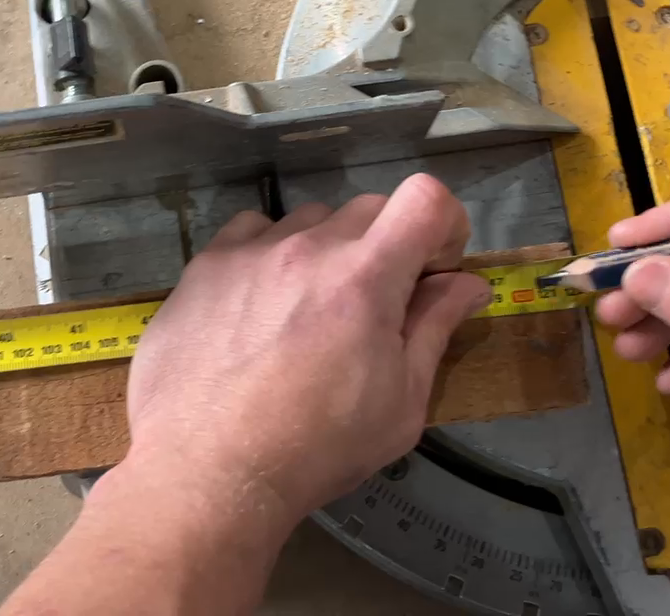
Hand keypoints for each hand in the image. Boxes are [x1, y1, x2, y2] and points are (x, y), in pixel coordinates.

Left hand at [112, 173, 490, 536]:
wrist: (203, 472)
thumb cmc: (314, 449)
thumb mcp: (400, 404)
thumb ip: (435, 328)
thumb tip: (466, 283)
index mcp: (365, 277)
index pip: (425, 198)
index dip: (444, 225)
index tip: (434, 269)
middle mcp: (309, 246)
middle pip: (370, 208)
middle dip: (388, 245)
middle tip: (375, 303)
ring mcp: (253, 248)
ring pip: (311, 219)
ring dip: (327, 251)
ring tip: (307, 309)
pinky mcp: (208, 261)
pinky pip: (255, 230)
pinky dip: (271, 251)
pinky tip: (260, 300)